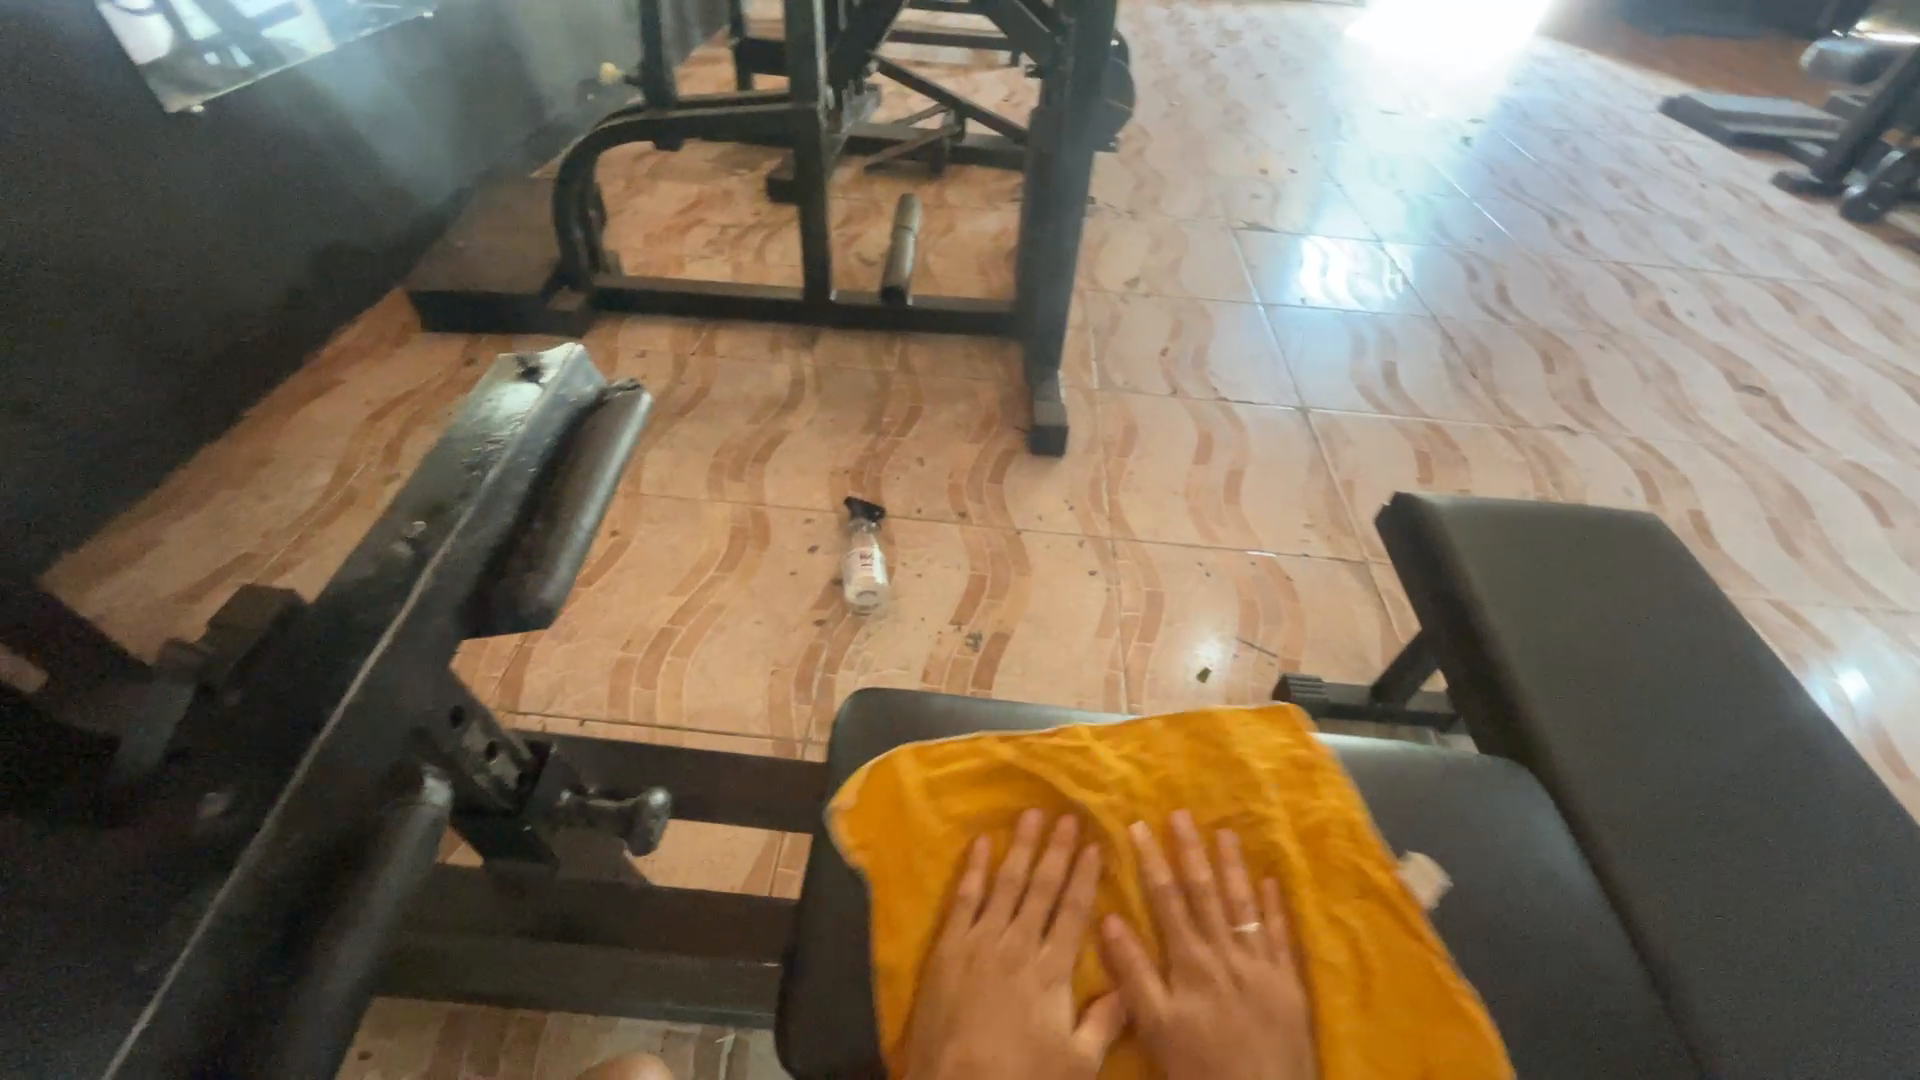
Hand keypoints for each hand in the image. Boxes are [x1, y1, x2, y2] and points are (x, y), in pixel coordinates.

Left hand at [903, 809, 1126, 1079]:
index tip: (1095, 844)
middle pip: (1042, 888)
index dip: (1085, 875)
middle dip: (1057, 850)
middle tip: (1067, 816)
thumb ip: (1104, 1023)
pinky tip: (980, 842)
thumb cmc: (1020, 1078)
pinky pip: (963, 898)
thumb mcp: (1076, 1064)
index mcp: (1051, 969)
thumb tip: (1129, 986)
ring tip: (1031, 814)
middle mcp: (1017, 944)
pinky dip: (973, 868)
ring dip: (1020, 848)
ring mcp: (980, 940)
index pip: (1073, 910)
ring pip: (1005, 883)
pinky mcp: (948, 946)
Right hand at [1099, 810, 1316, 1079]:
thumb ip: (1133, 972)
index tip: (1138, 826)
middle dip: (1191, 850)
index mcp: (1191, 962)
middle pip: (1205, 892)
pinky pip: (1282, 935)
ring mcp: (1262, 966)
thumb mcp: (1156, 1027)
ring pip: (1244, 904)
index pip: (1167, 899)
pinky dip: (1276, 906)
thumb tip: (1109, 918)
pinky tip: (1271, 880)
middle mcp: (1226, 953)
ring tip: (1225, 832)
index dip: (1152, 860)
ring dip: (1233, 866)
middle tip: (1181, 814)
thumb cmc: (1201, 1069)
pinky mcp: (1290, 984)